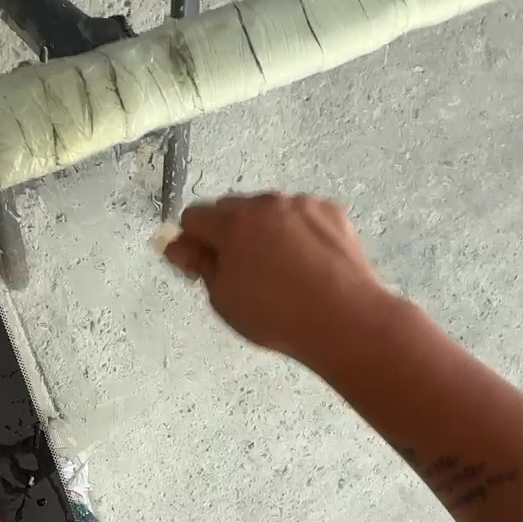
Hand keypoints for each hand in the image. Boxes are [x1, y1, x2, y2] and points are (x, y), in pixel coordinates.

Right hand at [163, 193, 393, 365]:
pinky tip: (303, 265)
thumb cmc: (275, 315)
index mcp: (233, 223)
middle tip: (236, 271)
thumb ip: (199, 265)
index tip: (197, 266)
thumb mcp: (222, 298)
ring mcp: (302, 204)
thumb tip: (179, 247)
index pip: (194, 217)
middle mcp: (266, 203)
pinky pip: (299, 216)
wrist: (343, 318)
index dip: (190, 241)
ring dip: (261, 232)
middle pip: (230, 209)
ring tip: (276, 272)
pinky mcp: (330, 212)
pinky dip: (293, 233)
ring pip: (267, 211)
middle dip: (226, 234)